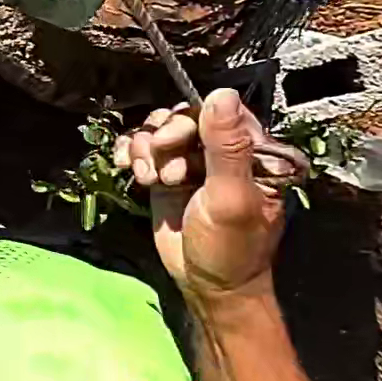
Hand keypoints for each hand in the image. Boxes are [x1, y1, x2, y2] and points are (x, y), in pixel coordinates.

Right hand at [114, 88, 286, 305]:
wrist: (207, 285)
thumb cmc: (230, 248)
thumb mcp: (230, 198)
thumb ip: (226, 147)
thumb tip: (222, 95)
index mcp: (252, 150)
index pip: (215, 112)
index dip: (186, 122)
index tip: (168, 142)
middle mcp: (221, 151)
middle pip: (181, 118)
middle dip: (162, 140)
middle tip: (161, 173)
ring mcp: (191, 162)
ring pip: (158, 131)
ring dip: (144, 149)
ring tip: (149, 178)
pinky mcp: (166, 176)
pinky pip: (143, 149)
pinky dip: (131, 154)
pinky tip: (129, 169)